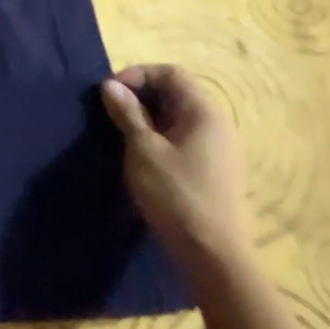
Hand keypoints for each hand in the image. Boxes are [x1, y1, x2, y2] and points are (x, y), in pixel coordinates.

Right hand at [100, 64, 249, 267]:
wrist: (214, 255)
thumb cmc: (176, 194)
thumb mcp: (143, 149)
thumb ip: (127, 113)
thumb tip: (111, 85)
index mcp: (205, 114)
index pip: (171, 73)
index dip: (137, 75)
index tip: (110, 94)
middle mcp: (218, 125)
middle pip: (176, 92)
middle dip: (140, 96)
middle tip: (111, 113)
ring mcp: (220, 149)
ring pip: (178, 117)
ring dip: (147, 117)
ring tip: (121, 134)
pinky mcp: (215, 170)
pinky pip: (184, 137)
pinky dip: (159, 136)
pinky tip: (141, 155)